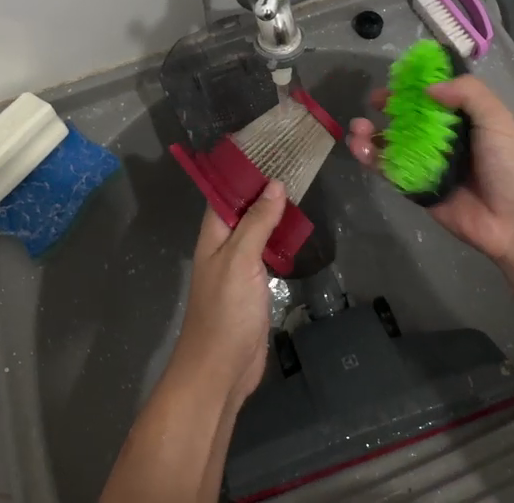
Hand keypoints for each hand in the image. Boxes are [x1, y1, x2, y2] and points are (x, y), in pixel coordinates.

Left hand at [168, 180, 285, 407]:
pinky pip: (266, 251)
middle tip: (293, 160)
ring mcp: (238, 265)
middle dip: (263, 185)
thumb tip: (275, 184)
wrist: (221, 369)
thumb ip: (257, 222)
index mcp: (213, 233)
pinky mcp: (253, 285)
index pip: (225, 189)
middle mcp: (223, 244)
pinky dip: (280, 237)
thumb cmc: (225, 310)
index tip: (267, 144)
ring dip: (273, 211)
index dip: (243, 168)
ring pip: (256, 228)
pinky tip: (298, 228)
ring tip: (301, 186)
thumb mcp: (240, 260)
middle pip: (242, 206)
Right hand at [346, 76, 513, 271]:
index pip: (434, 99)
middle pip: (408, 120)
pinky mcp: (418, 190)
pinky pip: (391, 172)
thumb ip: (467, 93)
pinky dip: (373, 160)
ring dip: (372, 134)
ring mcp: (429, 166)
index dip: (413, 89)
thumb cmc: (511, 164)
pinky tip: (361, 149)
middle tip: (371, 103)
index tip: (394, 81)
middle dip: (387, 110)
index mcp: (465, 122)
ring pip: (393, 145)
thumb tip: (429, 88)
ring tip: (357, 128)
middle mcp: (444, 141)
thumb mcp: (497, 118)